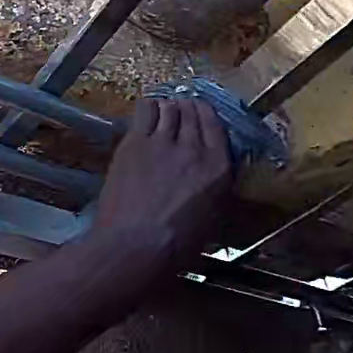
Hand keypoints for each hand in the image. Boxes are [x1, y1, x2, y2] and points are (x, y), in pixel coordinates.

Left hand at [85, 98, 231, 268]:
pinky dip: (149, 108)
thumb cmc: (175, 244)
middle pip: (192, 113)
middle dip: (187, 108)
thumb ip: (215, 188)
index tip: (201, 112)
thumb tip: (211, 177)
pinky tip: (147, 113)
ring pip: (170, 108)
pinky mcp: (136, 140)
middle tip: (181, 110)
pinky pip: (146, 110)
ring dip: (169, 108)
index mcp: (218, 167)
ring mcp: (163, 141)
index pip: (216, 125)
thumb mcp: (212, 217)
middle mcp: (194, 148)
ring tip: (164, 112)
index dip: (207, 114)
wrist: (134, 244)